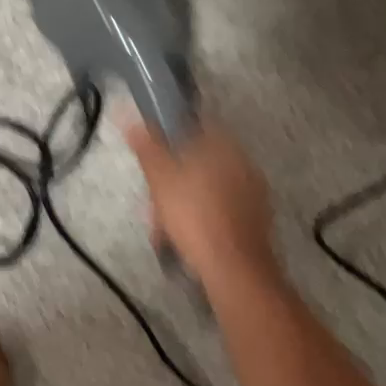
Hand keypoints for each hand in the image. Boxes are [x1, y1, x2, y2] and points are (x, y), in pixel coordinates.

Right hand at [121, 111, 278, 292]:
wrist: (233, 269)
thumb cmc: (192, 215)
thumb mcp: (158, 177)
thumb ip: (145, 145)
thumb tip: (129, 116)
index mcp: (223, 146)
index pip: (194, 122)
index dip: (168, 131)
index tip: (150, 148)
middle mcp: (243, 163)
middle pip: (199, 156)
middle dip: (173, 172)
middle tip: (154, 191)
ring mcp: (253, 192)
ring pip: (207, 182)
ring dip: (184, 194)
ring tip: (164, 219)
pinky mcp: (256, 218)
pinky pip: (220, 203)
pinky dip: (201, 211)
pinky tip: (185, 230)